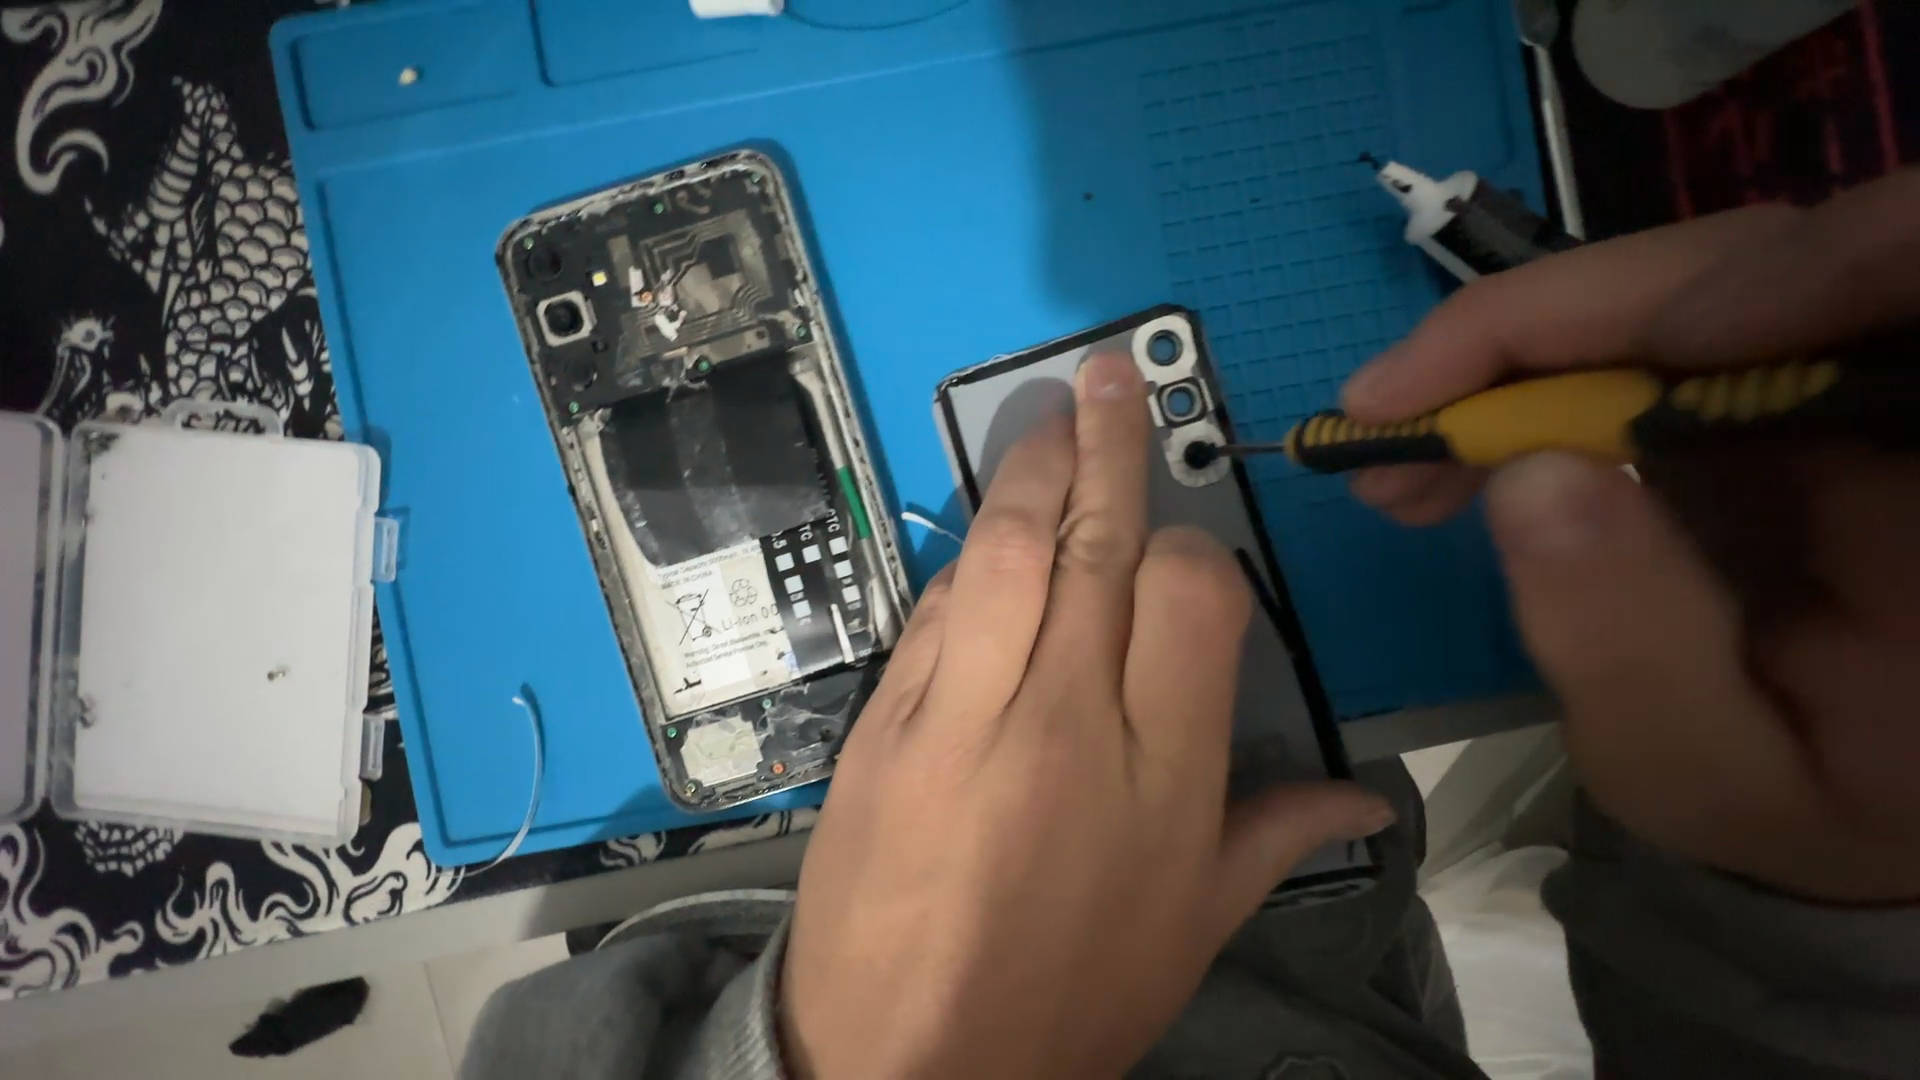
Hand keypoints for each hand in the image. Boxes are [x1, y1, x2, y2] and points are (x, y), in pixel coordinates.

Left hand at [780, 353, 1394, 1077]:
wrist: (905, 1056)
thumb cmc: (1066, 993)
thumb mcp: (1190, 926)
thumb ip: (1272, 836)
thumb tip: (1366, 795)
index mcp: (1164, 772)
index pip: (1193, 595)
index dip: (1187, 546)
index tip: (1177, 536)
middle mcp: (1066, 719)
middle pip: (1096, 546)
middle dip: (1105, 448)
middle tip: (1105, 377)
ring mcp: (964, 712)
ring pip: (1008, 553)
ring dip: (1029, 471)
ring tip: (1048, 413)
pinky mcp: (886, 719)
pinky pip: (937, 609)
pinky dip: (966, 560)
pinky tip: (983, 531)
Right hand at [1341, 168, 1919, 902]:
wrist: (1848, 813)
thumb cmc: (1791, 813)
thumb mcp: (1696, 766)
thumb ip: (1624, 639)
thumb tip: (1524, 473)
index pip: (1908, 276)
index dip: (1736, 280)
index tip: (1522, 378)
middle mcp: (1903, 397)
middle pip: (1729, 270)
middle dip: (1526, 337)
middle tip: (1381, 425)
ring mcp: (1823, 388)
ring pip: (1654, 301)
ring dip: (1495, 367)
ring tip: (1393, 466)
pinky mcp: (1749, 401)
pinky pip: (1622, 350)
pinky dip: (1512, 390)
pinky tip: (1446, 455)